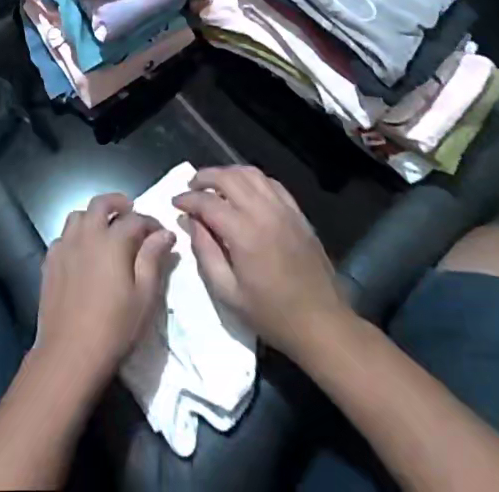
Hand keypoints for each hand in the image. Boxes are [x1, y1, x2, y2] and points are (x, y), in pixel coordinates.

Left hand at [34, 192, 176, 383]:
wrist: (70, 350)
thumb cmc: (115, 327)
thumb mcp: (144, 296)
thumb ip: (153, 259)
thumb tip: (164, 233)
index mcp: (112, 241)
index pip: (135, 219)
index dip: (151, 223)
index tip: (162, 234)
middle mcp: (85, 234)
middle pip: (100, 204)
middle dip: (118, 203)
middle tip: (130, 212)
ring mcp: (63, 245)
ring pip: (78, 215)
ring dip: (94, 216)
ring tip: (106, 230)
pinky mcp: (49, 259)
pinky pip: (63, 235)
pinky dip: (76, 235)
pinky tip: (84, 252)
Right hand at [172, 166, 350, 353]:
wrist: (323, 324)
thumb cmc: (271, 314)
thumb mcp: (227, 291)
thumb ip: (204, 251)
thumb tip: (191, 222)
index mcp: (244, 232)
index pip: (207, 201)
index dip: (186, 199)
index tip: (175, 204)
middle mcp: (264, 212)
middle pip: (228, 177)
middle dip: (204, 178)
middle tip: (190, 188)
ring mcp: (285, 211)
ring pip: (251, 174)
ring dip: (228, 174)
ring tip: (214, 186)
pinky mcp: (299, 215)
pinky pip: (272, 184)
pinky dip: (252, 181)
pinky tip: (244, 193)